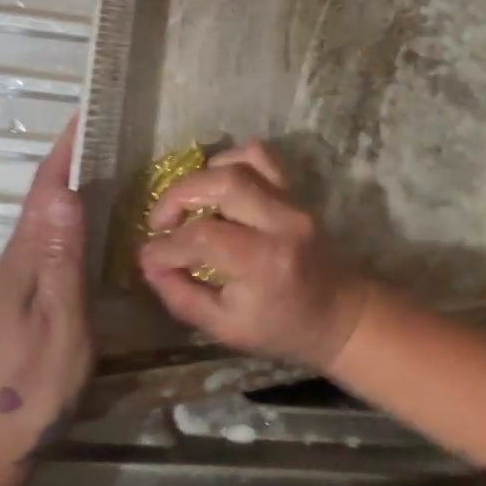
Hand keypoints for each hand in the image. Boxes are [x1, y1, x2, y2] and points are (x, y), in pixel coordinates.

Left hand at [0, 117, 92, 464]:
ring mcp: (17, 279)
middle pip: (41, 197)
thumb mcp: (60, 321)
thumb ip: (61, 258)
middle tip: (110, 132)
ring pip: (44, 218)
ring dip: (69, 185)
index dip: (63, 149)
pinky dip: (70, 216)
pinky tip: (93, 223)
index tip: (87, 112)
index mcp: (23, 259)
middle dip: (69, 159)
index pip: (43, 190)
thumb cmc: (35, 382)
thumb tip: (63, 192)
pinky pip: (49, 240)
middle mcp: (15, 260)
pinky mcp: (24, 296)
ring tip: (108, 165)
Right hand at [137, 140, 370, 370]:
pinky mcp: (294, 191)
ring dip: (202, 177)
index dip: (165, 245)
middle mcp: (280, 222)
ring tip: (185, 203)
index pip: (203, 237)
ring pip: (241, 163)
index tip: (147, 256)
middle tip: (159, 221)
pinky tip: (214, 184)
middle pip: (222, 183)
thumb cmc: (280, 328)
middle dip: (178, 196)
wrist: (337, 314)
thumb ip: (183, 295)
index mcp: (263, 263)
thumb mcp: (225, 328)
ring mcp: (291, 201)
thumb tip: (148, 263)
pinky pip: (261, 157)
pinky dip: (231, 160)